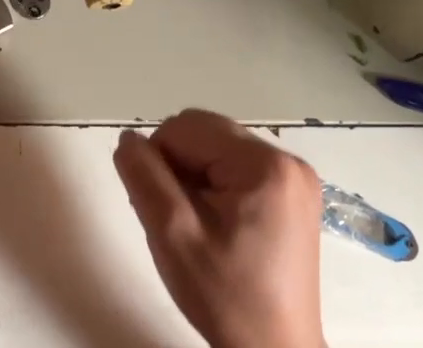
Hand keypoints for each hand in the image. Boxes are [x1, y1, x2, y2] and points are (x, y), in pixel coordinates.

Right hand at [113, 109, 325, 347]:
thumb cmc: (225, 294)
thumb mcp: (171, 231)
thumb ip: (142, 174)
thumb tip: (128, 139)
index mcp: (264, 165)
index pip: (183, 128)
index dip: (158, 160)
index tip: (161, 206)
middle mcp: (287, 161)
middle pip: (202, 132)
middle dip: (176, 165)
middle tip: (175, 215)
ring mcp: (294, 179)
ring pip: (214, 148)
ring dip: (191, 176)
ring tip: (194, 224)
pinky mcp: (292, 197)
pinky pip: (233, 167)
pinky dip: (212, 185)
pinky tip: (213, 224)